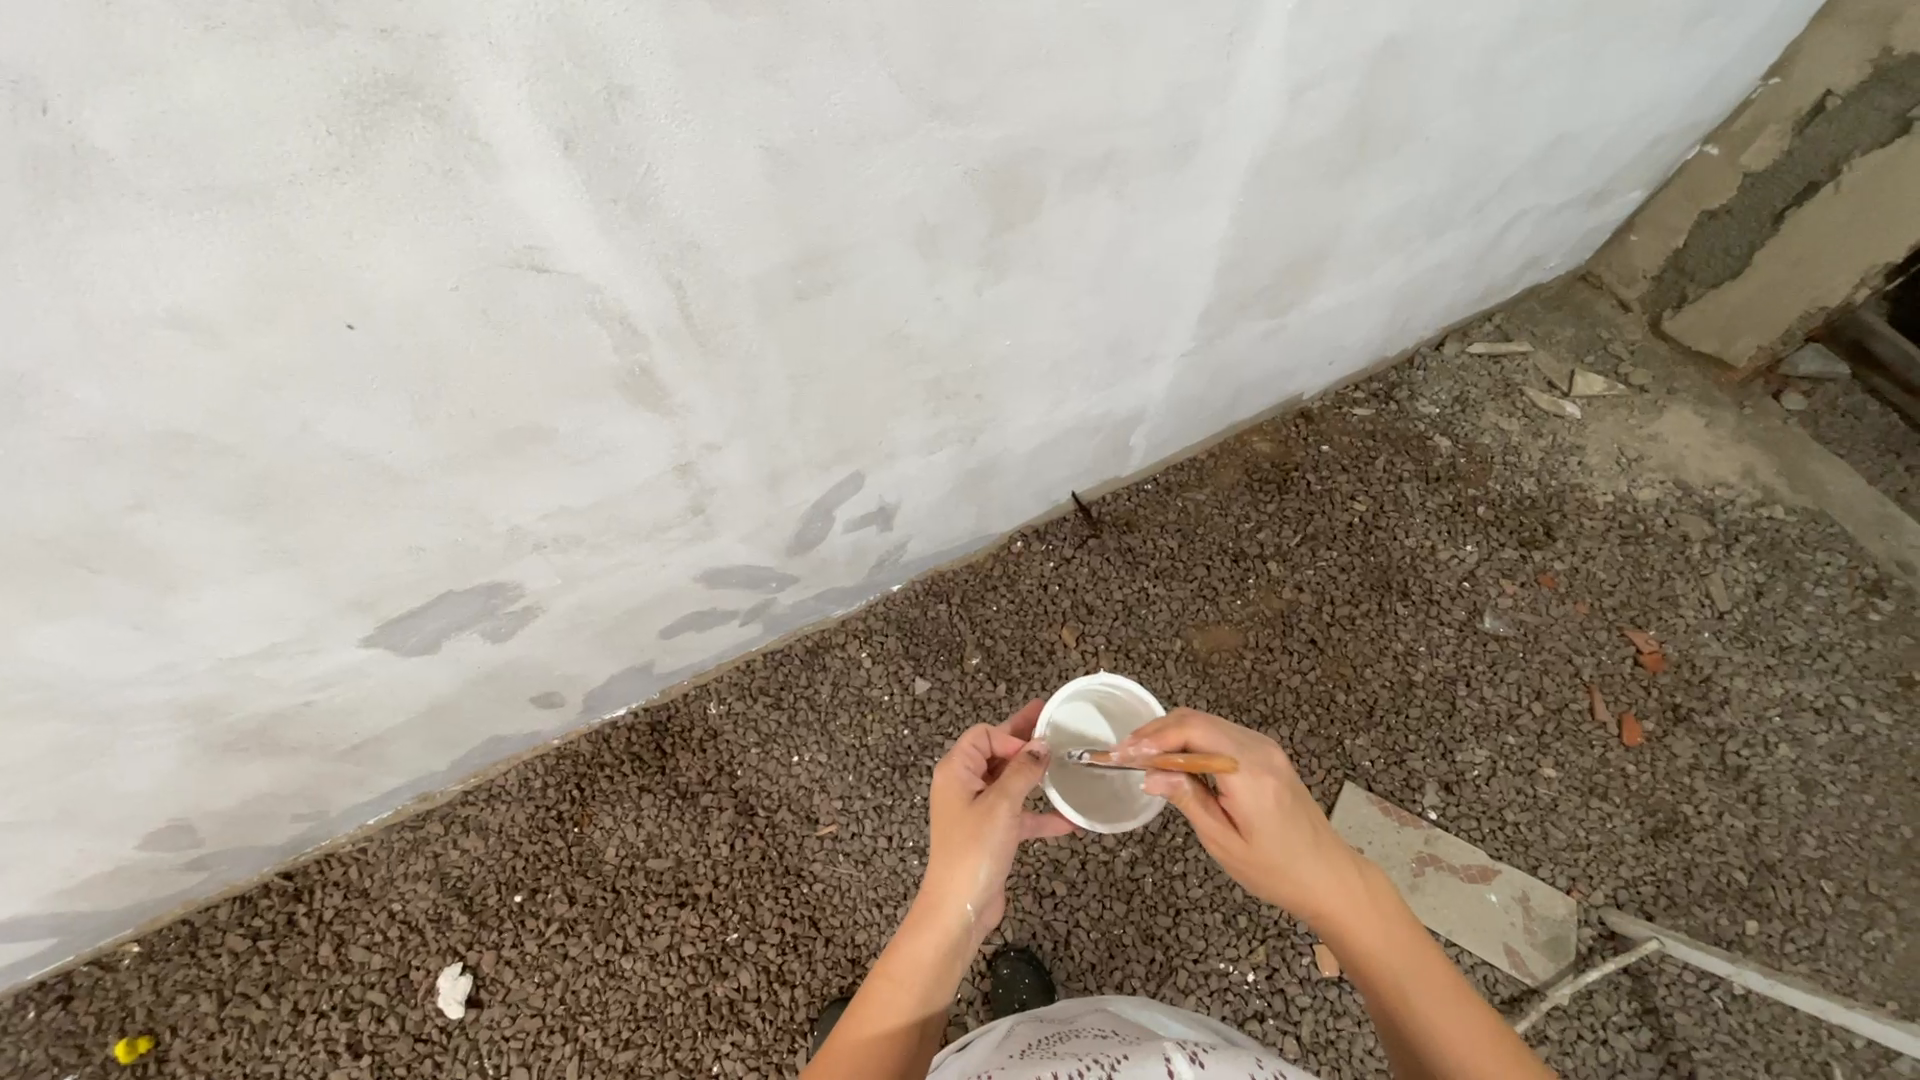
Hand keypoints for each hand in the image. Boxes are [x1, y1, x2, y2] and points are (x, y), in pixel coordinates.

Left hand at [920, 700, 1077, 945]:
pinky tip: (1070, 821)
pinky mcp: (990, 833)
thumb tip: (1042, 745)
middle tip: (1052, 720)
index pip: (984, 735)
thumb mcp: (1001, 804)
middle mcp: (963, 785)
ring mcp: (977, 810)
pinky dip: (1039, 814)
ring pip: (1009, 783)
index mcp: (956, 770)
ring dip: (1036, 778)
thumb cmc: (974, 849)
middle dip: (1025, 741)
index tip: (1036, 752)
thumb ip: (1023, 771)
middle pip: (997, 753)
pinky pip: (1017, 814)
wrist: (959, 908)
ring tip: (1066, 764)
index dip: (1011, 736)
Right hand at [1117, 708, 1365, 926]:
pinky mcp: (1267, 754)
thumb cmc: (1275, 870)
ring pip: (1206, 722)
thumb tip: (1150, 774)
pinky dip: (1191, 740)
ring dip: (1171, 734)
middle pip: (1196, 719)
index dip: (1152, 739)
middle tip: (1125, 753)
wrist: (1329, 876)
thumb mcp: (1223, 841)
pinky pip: (1220, 734)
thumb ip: (1187, 799)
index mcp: (1247, 772)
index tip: (1122, 754)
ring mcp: (1265, 748)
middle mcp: (1258, 749)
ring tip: (1142, 756)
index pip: (1191, 732)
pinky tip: (1174, 759)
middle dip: (1156, 732)